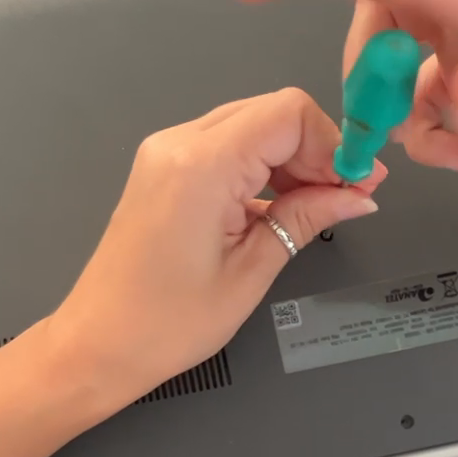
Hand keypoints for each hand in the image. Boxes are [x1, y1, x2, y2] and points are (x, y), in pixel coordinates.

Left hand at [47, 89, 383, 401]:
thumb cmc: (163, 323)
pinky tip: (280, 207)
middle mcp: (178, 145)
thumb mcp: (251, 271)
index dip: (333, 143)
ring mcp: (166, 154)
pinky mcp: (164, 170)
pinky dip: (261, 169)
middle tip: (348, 196)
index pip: (288, 113)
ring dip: (291, 161)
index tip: (357, 182)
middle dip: (317, 151)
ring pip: (251, 128)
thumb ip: (307, 220)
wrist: (100, 343)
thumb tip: (355, 196)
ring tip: (316, 208)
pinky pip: (226, 148)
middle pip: (271, 113)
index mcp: (201, 166)